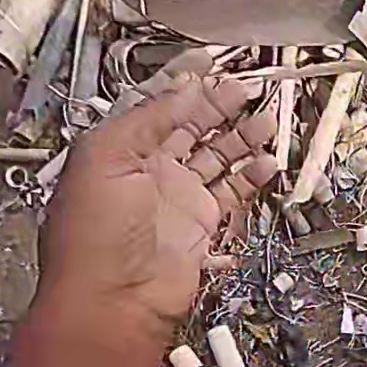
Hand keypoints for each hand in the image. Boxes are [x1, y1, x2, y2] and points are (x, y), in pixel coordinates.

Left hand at [34, 52, 277, 342]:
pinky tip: (267, 163)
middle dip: (221, 107)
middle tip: (250, 91)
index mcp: (122, 150)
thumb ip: (148, 119)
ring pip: (219, 157)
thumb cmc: (98, 231)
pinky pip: (234, 191)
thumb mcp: (107, 159)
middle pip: (193, 128)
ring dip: (243, 138)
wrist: (116, 299)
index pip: (158, 107)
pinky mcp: (205, 222)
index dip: (186, 86)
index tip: (214, 67)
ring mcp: (181, 196)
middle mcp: (152, 169)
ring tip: (267, 122)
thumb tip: (185, 88)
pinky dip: (252, 175)